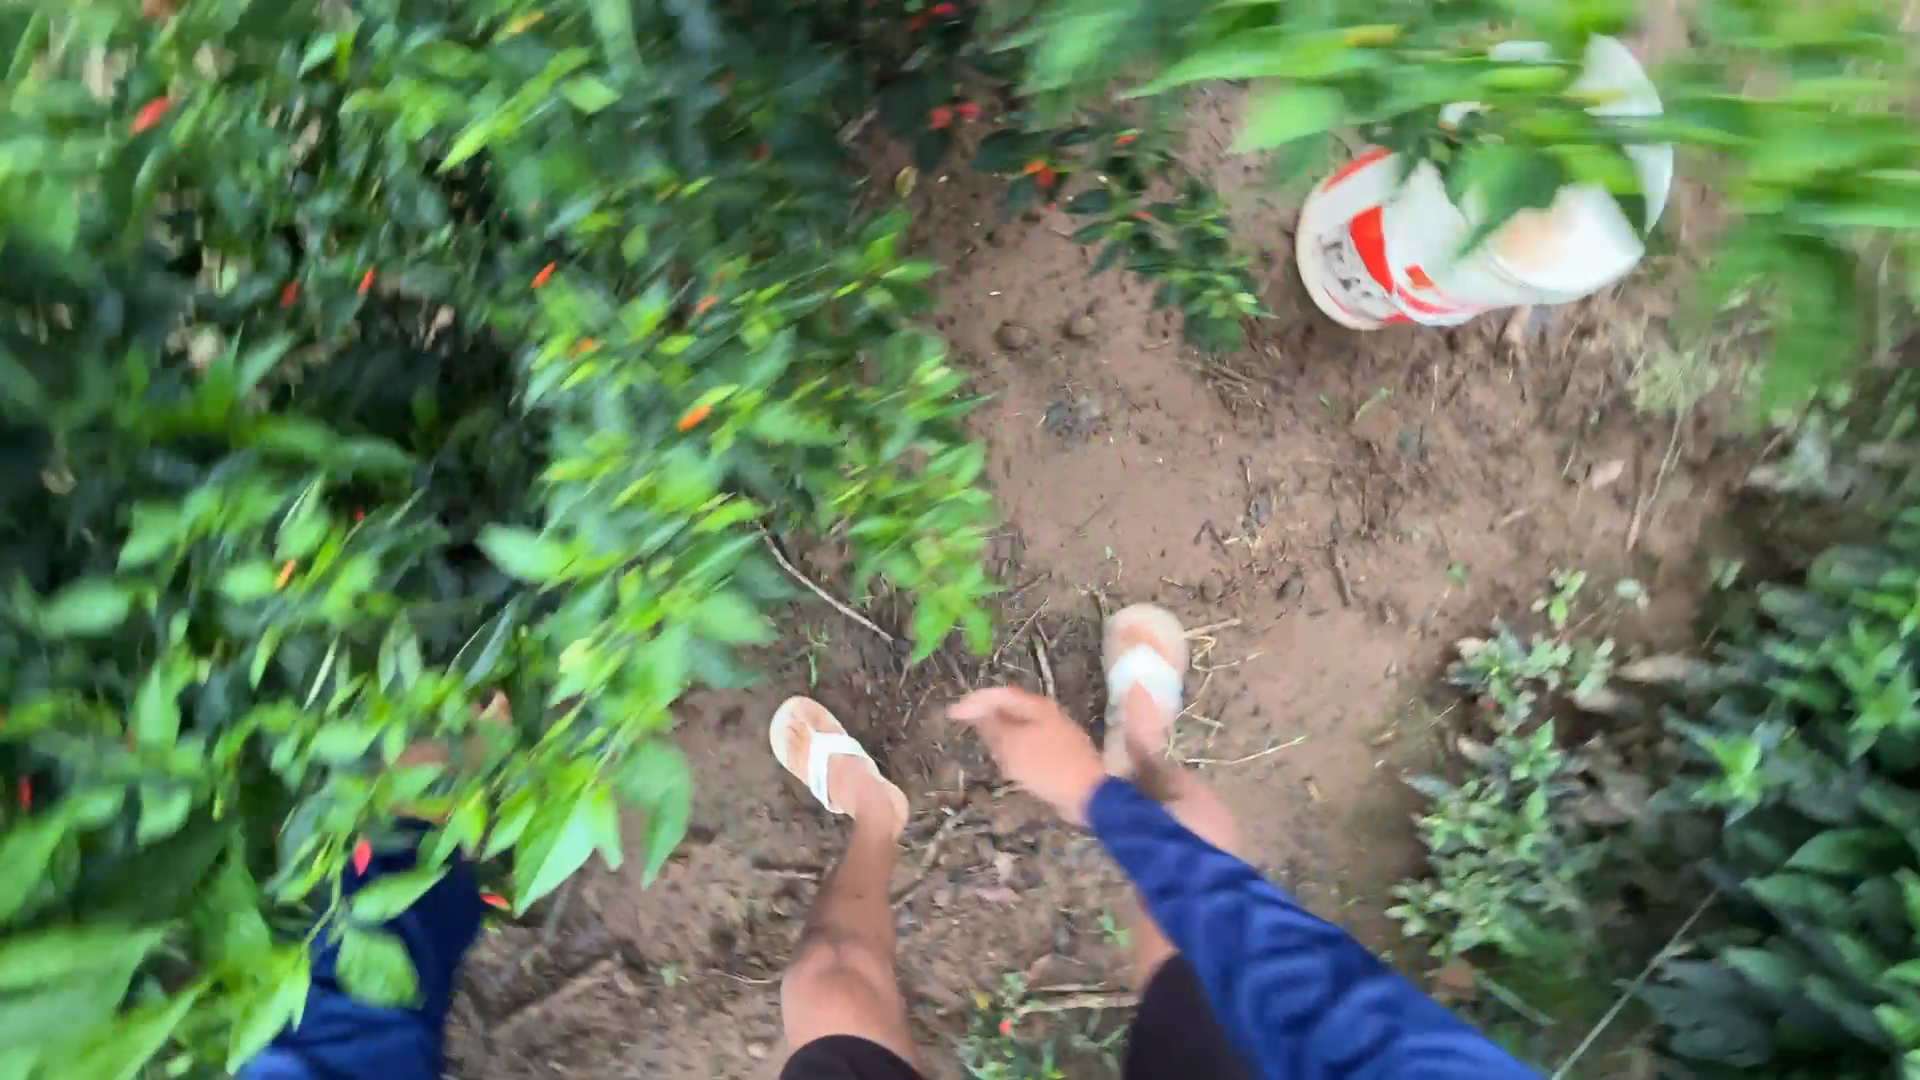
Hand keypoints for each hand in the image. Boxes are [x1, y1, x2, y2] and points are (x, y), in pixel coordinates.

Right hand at [949, 687, 1107, 826]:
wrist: (1089, 796)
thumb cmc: (1048, 767)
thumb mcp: (1013, 747)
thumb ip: (993, 727)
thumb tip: (978, 713)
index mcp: (1036, 707)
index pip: (999, 695)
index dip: (973, 702)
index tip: (952, 714)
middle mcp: (1046, 714)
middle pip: (1009, 709)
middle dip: (988, 719)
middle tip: (968, 729)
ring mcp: (1054, 733)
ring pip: (1019, 728)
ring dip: (1001, 737)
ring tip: (990, 751)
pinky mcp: (1058, 753)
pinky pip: (1029, 745)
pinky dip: (1015, 751)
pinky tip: (1012, 767)